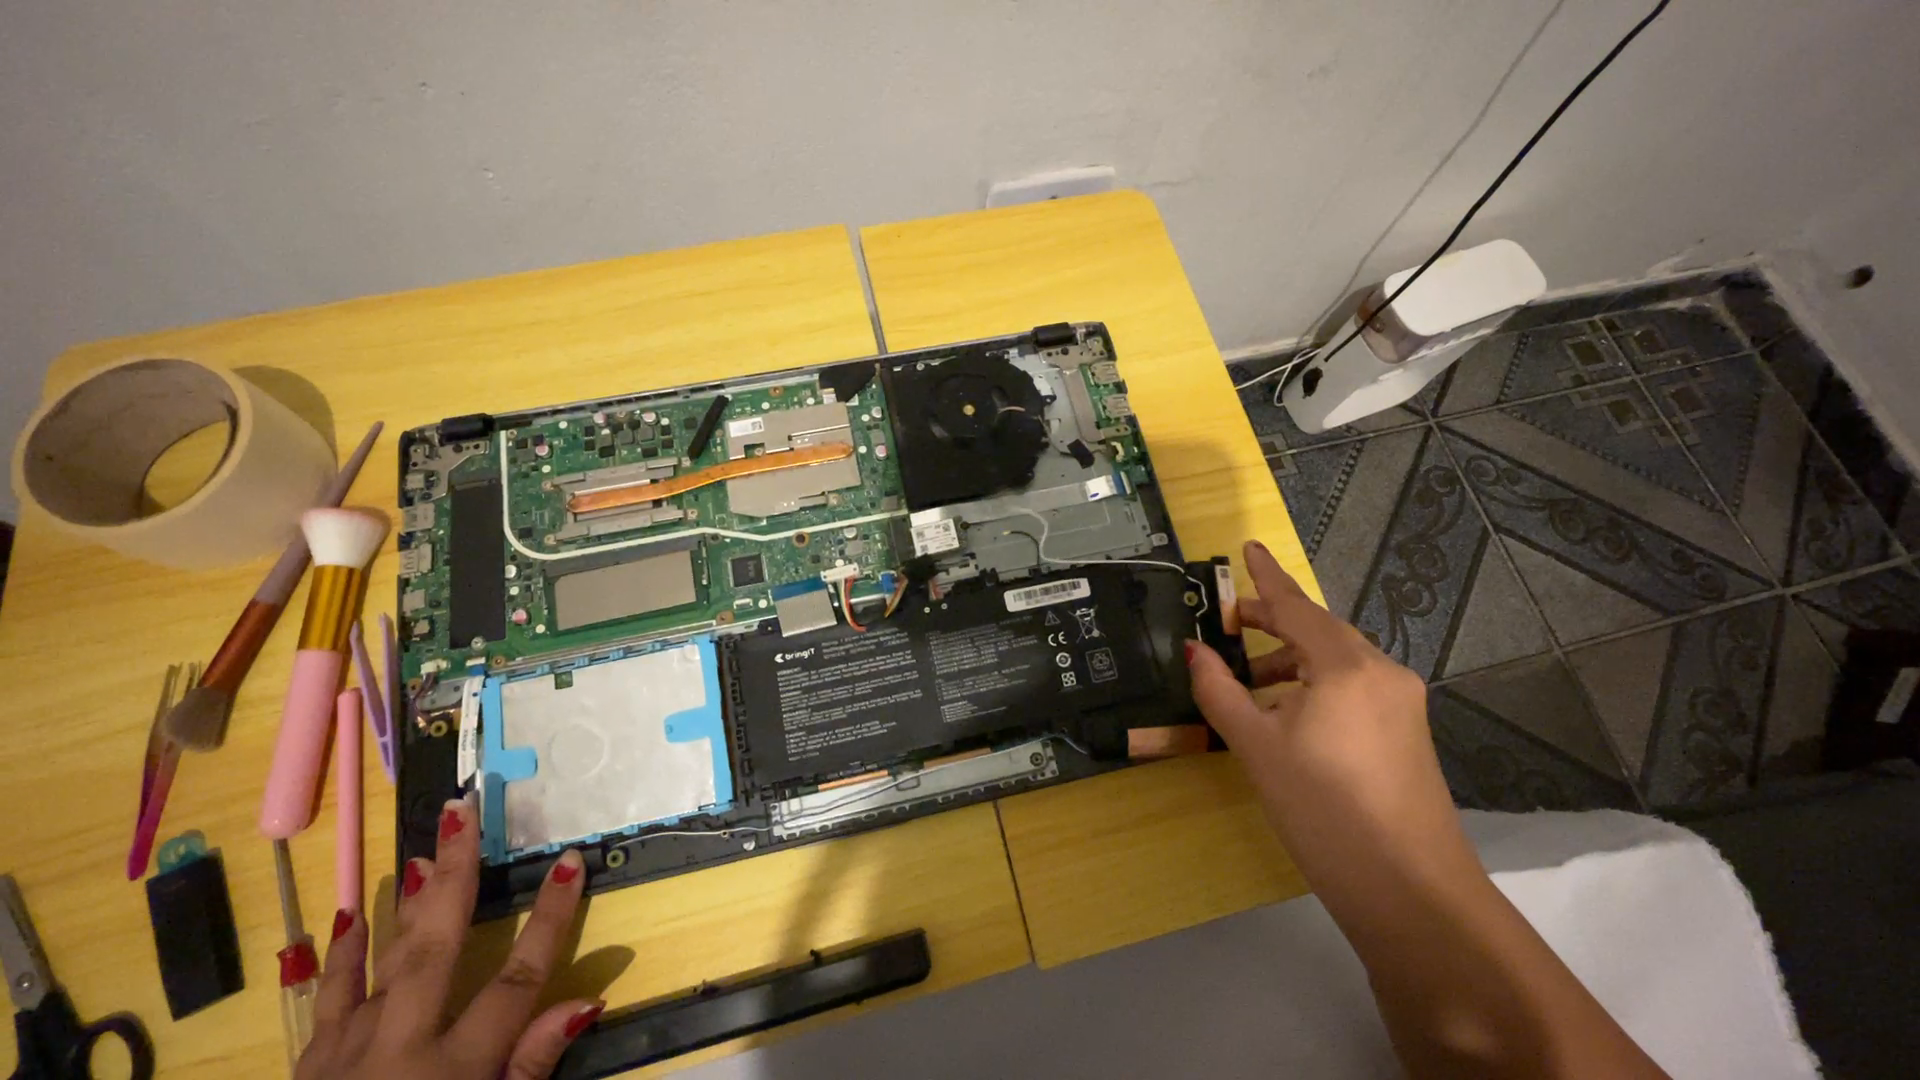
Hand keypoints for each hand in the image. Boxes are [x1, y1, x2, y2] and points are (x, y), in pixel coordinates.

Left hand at [298, 799, 602, 1079]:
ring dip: (405, 902)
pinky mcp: (312, 1065)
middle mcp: (399, 1047)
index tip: (571, 862)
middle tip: (463, 812)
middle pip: (436, 946)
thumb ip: (530, 1069)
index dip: (550, 919)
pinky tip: (351, 917)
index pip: (517, 979)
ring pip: (380, 961)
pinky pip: (329, 1000)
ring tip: (423, 846)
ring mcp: (349, 1052)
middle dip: (456, 876)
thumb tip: (584, 1002)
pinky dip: (341, 957)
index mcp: (453, 1068)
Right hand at [1188, 542, 1669, 1078]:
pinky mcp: (1407, 734)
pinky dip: (1314, 687)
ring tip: (1248, 683)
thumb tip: (1193, 650)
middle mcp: (1381, 672)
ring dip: (1292, 662)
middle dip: (1275, 623)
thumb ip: (1220, 691)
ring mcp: (1402, 704)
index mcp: (1345, 665)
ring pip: (1337, 662)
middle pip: (1320, 631)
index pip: (1296, 606)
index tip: (1248, 546)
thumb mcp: (1257, 747)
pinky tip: (1288, 716)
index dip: (1266, 578)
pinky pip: (1353, 689)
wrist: (1409, 888)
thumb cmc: (1322, 808)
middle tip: (1232, 624)